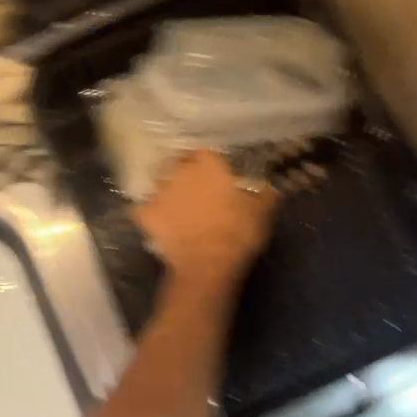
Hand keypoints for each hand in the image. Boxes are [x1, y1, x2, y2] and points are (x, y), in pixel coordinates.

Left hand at [134, 151, 278, 288]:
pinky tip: (157, 221)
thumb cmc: (238, 233)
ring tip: (176, 206)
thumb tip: (274, 181)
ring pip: (159, 184)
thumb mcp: (263, 210)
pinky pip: (143, 208)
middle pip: (178, 164)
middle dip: (185, 173)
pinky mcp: (145, 214)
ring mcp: (159, 192)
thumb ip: (266, 190)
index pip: (203, 151)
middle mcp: (179, 170)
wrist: (207, 265)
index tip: (214, 173)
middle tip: (196, 190)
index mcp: (208, 163)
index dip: (207, 162)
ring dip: (167, 191)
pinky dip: (150, 213)